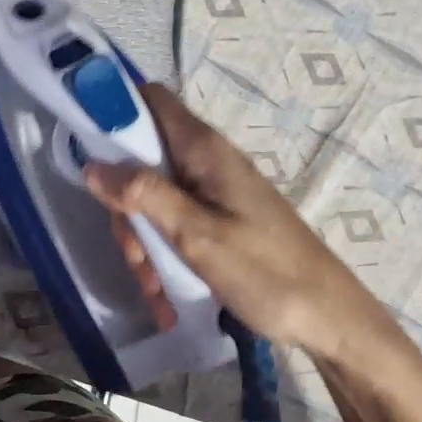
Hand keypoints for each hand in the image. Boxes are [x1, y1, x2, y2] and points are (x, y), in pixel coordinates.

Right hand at [84, 83, 374, 355]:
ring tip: (155, 290)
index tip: (87, 142)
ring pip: (152, 197)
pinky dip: (164, 256)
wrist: (334, 323)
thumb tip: (93, 165)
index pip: (149, 98)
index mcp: (203, 149)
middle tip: (134, 251)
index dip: (114, 108)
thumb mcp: (197, 236)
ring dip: (143, 242)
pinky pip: (173, 223)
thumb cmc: (268, 273)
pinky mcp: (216, 219)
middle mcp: (205, 160)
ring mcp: (211, 191)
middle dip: (126, 206)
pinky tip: (166, 299)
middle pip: (141, 158)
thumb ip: (145, 195)